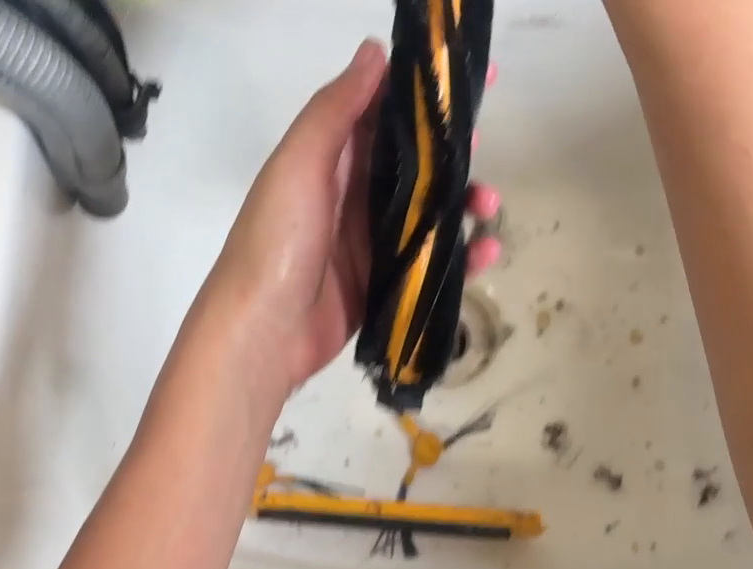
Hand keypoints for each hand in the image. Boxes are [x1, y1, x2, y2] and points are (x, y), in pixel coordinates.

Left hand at [200, 40, 503, 398]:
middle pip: (412, 164)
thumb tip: (375, 50)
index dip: (422, 94)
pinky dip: (460, 258)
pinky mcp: (382, 287)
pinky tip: (485, 253)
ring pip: (427, 214)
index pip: (382, 114)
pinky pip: (428, 265)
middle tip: (482, 141)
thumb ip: (336, 109)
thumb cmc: (277, 241)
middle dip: (450, 150)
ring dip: (463, 203)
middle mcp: (351, 197)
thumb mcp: (300, 163)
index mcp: (330, 160)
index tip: (468, 77)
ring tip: (489, 205)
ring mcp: (368, 245)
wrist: (263, 333)